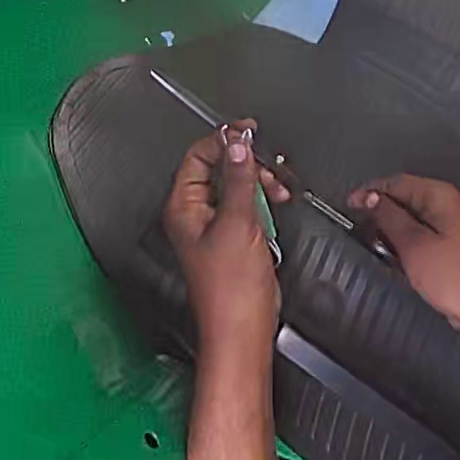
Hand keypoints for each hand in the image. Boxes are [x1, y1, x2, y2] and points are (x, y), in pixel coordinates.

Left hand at [163, 120, 291, 348]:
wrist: (243, 328)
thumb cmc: (230, 289)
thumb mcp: (238, 223)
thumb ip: (239, 180)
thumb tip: (239, 146)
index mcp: (184, 206)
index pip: (198, 156)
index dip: (223, 139)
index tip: (247, 131)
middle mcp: (196, 213)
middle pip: (218, 168)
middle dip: (246, 163)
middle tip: (267, 162)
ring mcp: (216, 225)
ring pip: (236, 185)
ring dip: (258, 181)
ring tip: (275, 189)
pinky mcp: (235, 236)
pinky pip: (247, 204)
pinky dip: (262, 199)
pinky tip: (276, 203)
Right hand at [349, 175, 459, 337]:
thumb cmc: (454, 279)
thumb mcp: (413, 245)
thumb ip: (388, 217)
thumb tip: (369, 196)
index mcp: (441, 196)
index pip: (397, 182)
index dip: (371, 191)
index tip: (350, 204)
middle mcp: (448, 204)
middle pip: (404, 197)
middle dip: (381, 212)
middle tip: (362, 228)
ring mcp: (450, 224)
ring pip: (410, 216)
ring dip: (392, 229)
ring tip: (381, 247)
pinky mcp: (450, 243)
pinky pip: (419, 232)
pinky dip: (405, 241)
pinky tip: (398, 257)